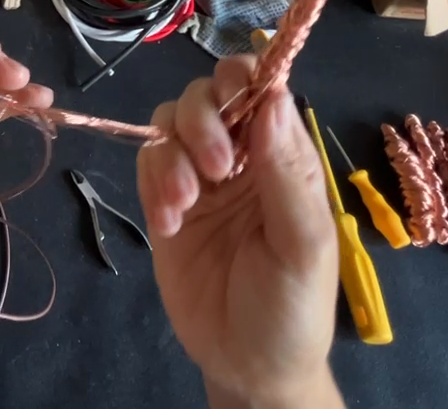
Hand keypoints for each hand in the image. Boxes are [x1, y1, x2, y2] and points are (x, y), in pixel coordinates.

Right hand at [136, 55, 341, 408]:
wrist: (243, 365)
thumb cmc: (290, 308)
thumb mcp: (301, 245)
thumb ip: (287, 172)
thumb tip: (273, 94)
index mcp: (282, 155)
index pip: (262, 87)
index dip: (242, 81)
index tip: (232, 104)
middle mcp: (239, 153)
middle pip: (206, 93)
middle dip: (201, 120)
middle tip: (212, 169)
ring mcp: (197, 172)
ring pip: (169, 119)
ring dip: (171, 155)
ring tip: (182, 205)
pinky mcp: (162, 193)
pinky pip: (145, 157)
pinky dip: (151, 183)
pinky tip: (167, 223)